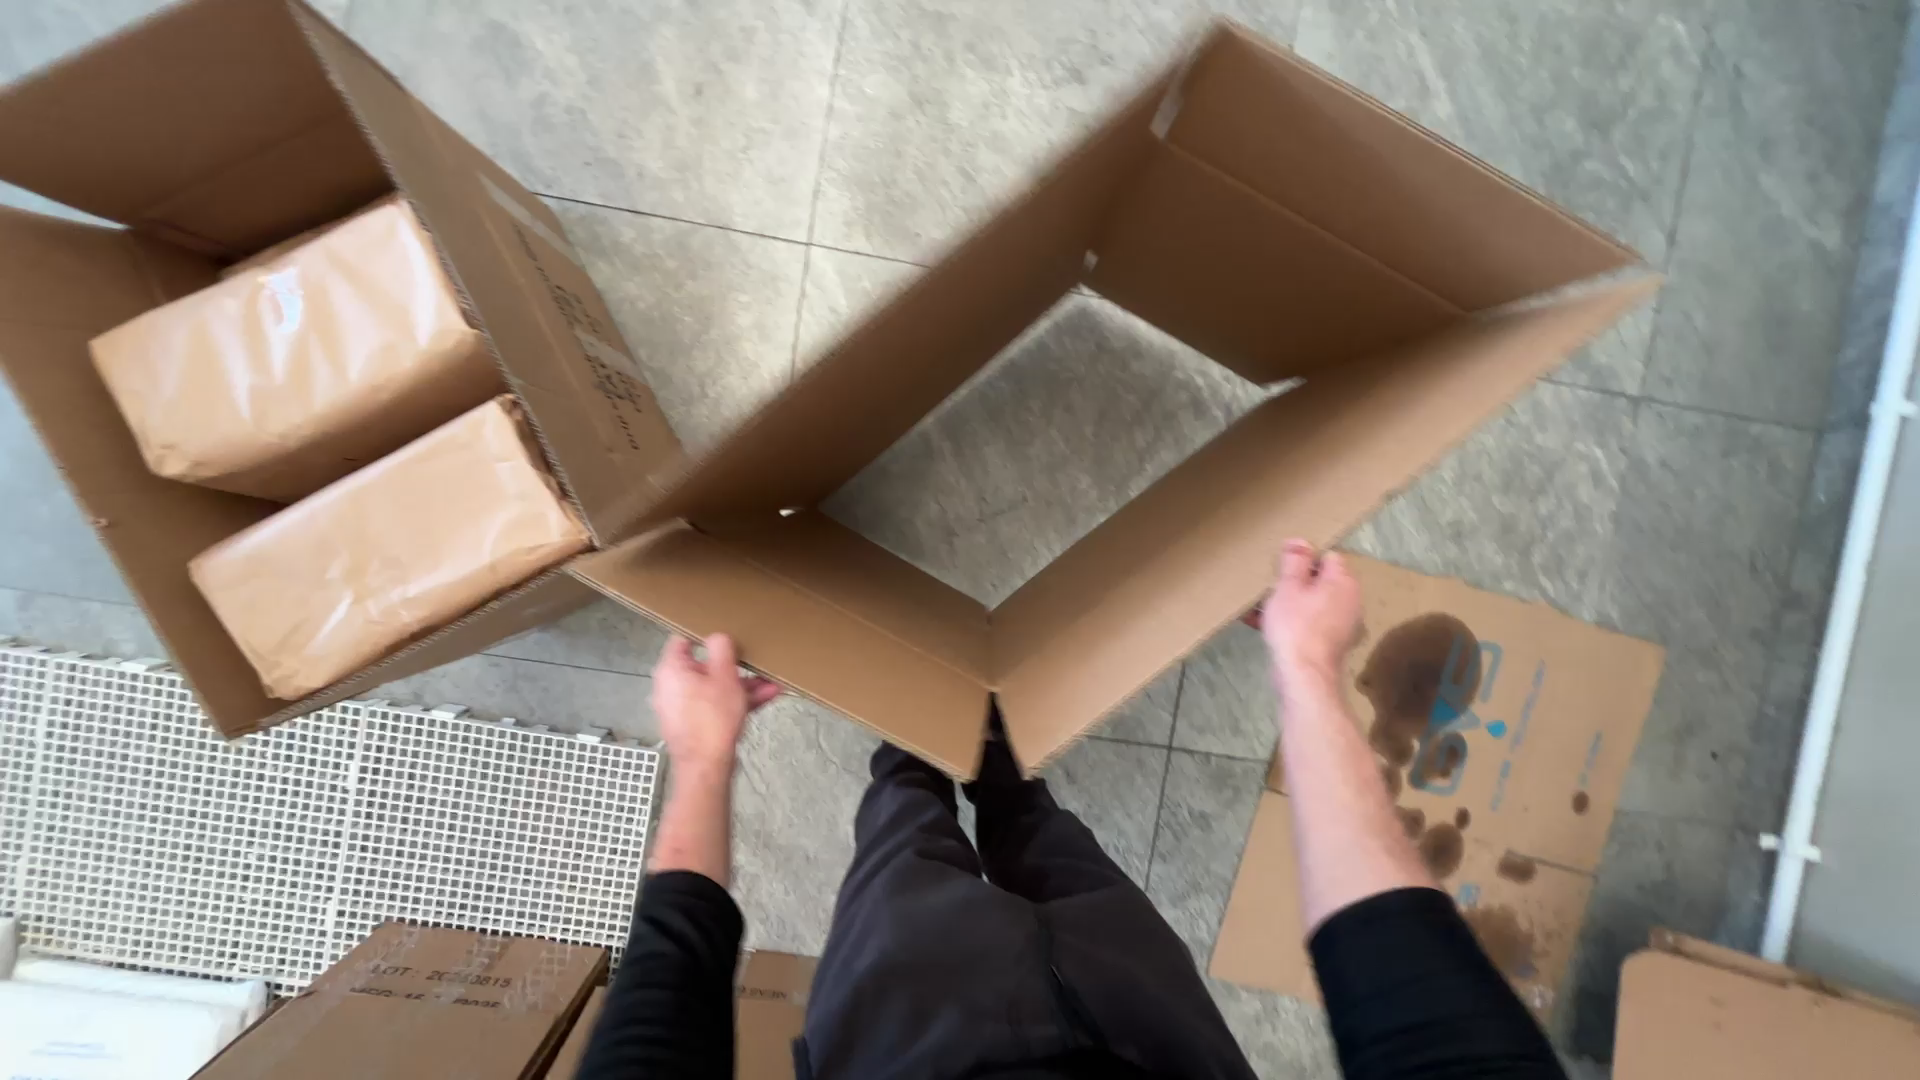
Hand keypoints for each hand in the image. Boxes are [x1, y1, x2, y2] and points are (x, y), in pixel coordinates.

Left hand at [650, 634, 780, 775]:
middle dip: (734, 664)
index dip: (703, 632)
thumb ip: (722, 649)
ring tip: (772, 681)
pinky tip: (767, 697)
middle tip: (754, 659)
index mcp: (672, 670)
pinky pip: (716, 704)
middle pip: (704, 666)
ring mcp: (683, 707)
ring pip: (714, 687)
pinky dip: (737, 700)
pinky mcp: (695, 724)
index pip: (682, 639)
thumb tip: (718, 637)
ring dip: (742, 684)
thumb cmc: (712, 717)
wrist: (707, 767)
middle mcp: (671, 687)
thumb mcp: (724, 676)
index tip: (724, 630)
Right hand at [1255, 539, 1362, 697]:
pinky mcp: (1333, 643)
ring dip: (1292, 602)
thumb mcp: (1288, 586)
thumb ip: (1295, 561)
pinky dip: (1295, 621)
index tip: (1281, 568)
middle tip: (1271, 587)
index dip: (1303, 559)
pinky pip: (1312, 622)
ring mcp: (1345, 624)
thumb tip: (1301, 541)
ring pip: (1315, 602)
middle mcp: (1351, 600)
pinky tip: (1268, 626)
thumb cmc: (1295, 625)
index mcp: (1343, 582)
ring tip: (1264, 608)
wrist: (1304, 674)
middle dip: (1296, 582)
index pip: (1327, 556)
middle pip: (1321, 581)